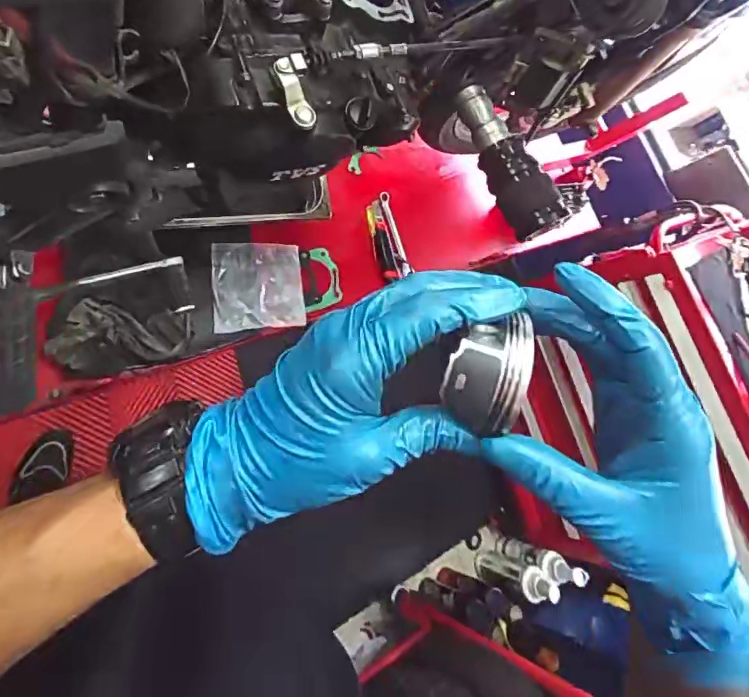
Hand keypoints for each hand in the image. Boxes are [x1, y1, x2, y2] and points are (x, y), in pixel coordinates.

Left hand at [183, 270, 527, 553]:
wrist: (239, 459)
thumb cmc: (294, 463)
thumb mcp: (369, 456)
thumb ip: (426, 433)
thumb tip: (474, 432)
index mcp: (357, 355)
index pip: (427, 310)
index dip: (474, 300)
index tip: (509, 301)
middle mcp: (349, 329)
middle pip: (419, 287)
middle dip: (469, 285)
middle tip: (508, 296)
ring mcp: (342, 325)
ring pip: (406, 288)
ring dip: (450, 287)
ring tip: (488, 299)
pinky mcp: (340, 331)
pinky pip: (392, 301)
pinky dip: (427, 298)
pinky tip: (448, 310)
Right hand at [482, 263, 748, 660]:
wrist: (693, 582)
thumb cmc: (673, 551)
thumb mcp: (606, 515)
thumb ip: (550, 477)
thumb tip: (496, 445)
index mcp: (673, 415)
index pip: (640, 341)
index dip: (604, 303)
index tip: (571, 278)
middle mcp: (663, 399)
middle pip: (621, 335)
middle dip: (581, 305)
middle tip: (537, 289)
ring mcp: (646, 403)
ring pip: (610, 346)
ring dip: (575, 322)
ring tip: (535, 305)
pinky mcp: (630, 413)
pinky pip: (604, 365)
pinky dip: (577, 345)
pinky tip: (553, 332)